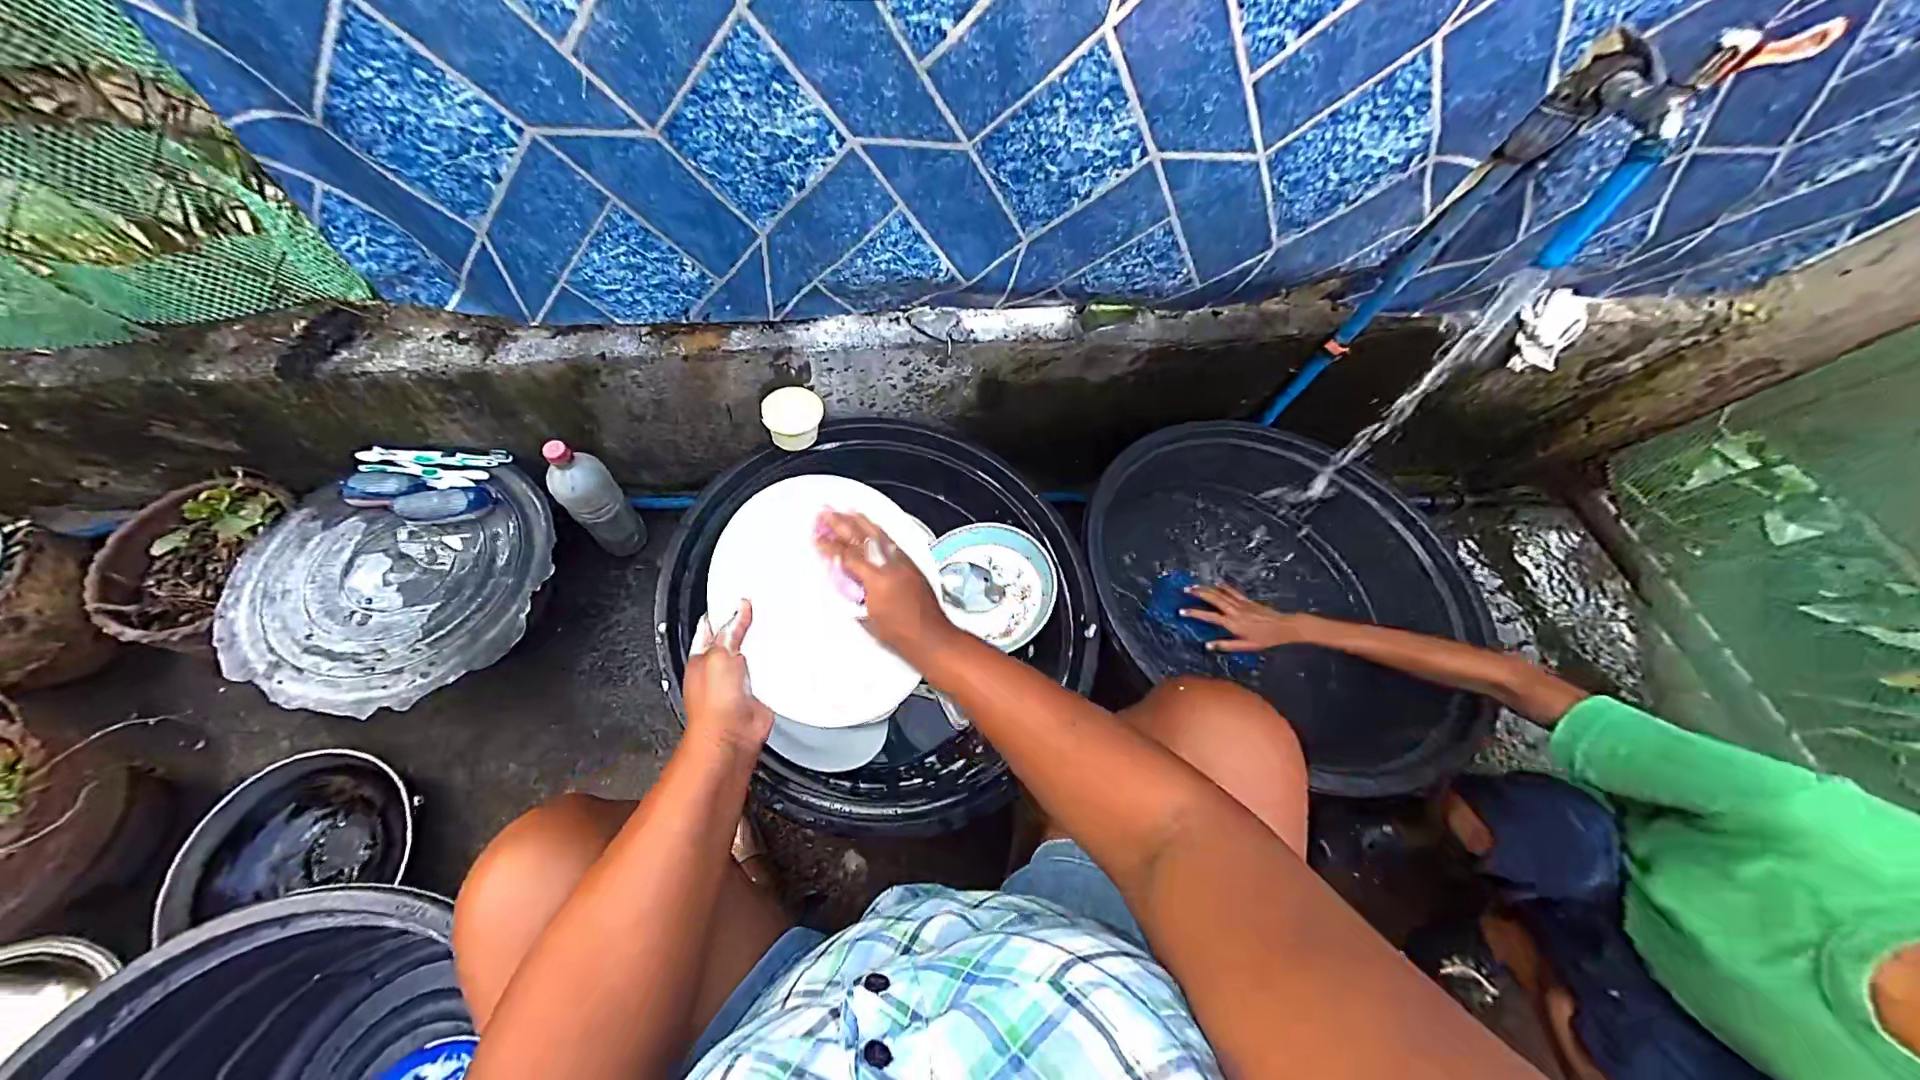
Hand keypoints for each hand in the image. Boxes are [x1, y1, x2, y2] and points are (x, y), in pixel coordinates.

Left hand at [684, 600, 773, 752]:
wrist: (732, 737)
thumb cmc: (713, 705)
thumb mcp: (718, 656)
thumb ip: (730, 632)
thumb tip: (738, 609)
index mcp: (703, 657)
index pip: (714, 626)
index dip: (726, 611)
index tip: (740, 598)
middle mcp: (721, 668)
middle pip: (737, 638)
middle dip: (749, 627)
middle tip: (762, 611)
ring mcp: (741, 680)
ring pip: (756, 654)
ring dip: (764, 646)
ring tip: (775, 630)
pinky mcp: (760, 691)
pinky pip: (771, 671)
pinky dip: (778, 664)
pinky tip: (784, 656)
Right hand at [814, 510, 953, 656]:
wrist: (930, 636)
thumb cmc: (902, 633)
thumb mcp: (868, 616)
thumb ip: (855, 593)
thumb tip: (847, 581)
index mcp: (876, 578)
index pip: (847, 556)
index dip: (830, 547)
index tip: (818, 539)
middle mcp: (891, 565)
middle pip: (861, 538)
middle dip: (841, 523)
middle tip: (826, 513)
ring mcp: (903, 562)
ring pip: (877, 535)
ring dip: (859, 521)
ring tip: (846, 511)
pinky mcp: (911, 564)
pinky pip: (890, 541)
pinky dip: (877, 532)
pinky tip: (872, 528)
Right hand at [1180, 583, 1318, 651]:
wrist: (1284, 627)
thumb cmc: (1265, 639)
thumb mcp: (1245, 646)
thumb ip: (1226, 645)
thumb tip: (1208, 645)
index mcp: (1232, 623)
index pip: (1209, 617)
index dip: (1194, 613)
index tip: (1182, 611)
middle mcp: (1234, 611)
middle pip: (1213, 599)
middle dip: (1198, 593)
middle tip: (1186, 590)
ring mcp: (1241, 604)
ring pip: (1220, 593)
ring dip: (1207, 588)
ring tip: (1195, 585)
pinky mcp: (1247, 600)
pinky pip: (1233, 591)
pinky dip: (1224, 586)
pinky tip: (1217, 583)